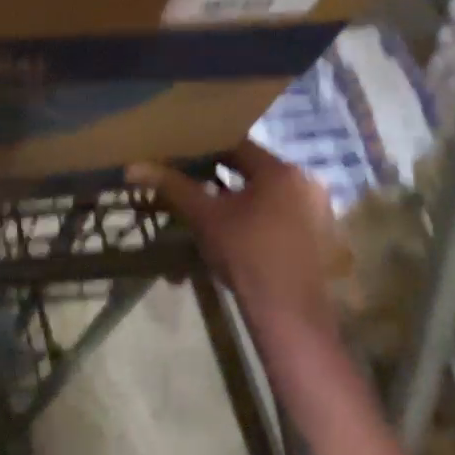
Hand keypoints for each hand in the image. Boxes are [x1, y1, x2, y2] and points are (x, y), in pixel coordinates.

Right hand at [128, 141, 336, 331]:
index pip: (237, 145)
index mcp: (281, 171)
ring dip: (239, 197)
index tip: (180, 157)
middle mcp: (306, 182)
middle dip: (220, 176)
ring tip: (210, 210)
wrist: (287, 309)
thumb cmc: (245, 253)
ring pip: (267, 193)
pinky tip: (237, 233)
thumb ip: (172, 186)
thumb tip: (134, 166)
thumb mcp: (204, 217)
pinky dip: (258, 215)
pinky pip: (282, 212)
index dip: (205, 149)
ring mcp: (317, 209)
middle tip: (190, 184)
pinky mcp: (320, 233)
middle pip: (254, 170)